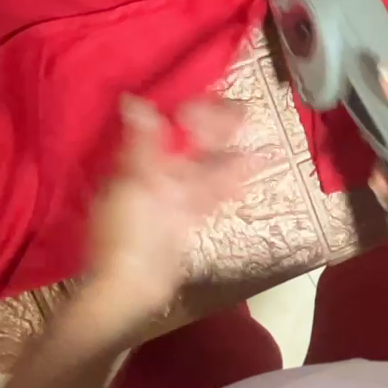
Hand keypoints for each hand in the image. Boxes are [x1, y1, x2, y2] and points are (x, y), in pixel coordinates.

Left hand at [84, 95, 251, 322]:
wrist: (131, 288)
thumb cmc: (128, 234)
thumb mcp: (134, 184)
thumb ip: (143, 144)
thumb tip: (133, 99)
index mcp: (137, 165)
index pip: (167, 129)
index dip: (191, 112)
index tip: (218, 99)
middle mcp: (155, 177)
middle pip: (190, 147)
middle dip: (217, 130)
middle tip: (246, 111)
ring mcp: (173, 200)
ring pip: (205, 170)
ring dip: (231, 156)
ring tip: (259, 141)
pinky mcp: (186, 220)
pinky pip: (210, 196)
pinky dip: (229, 183)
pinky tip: (250, 170)